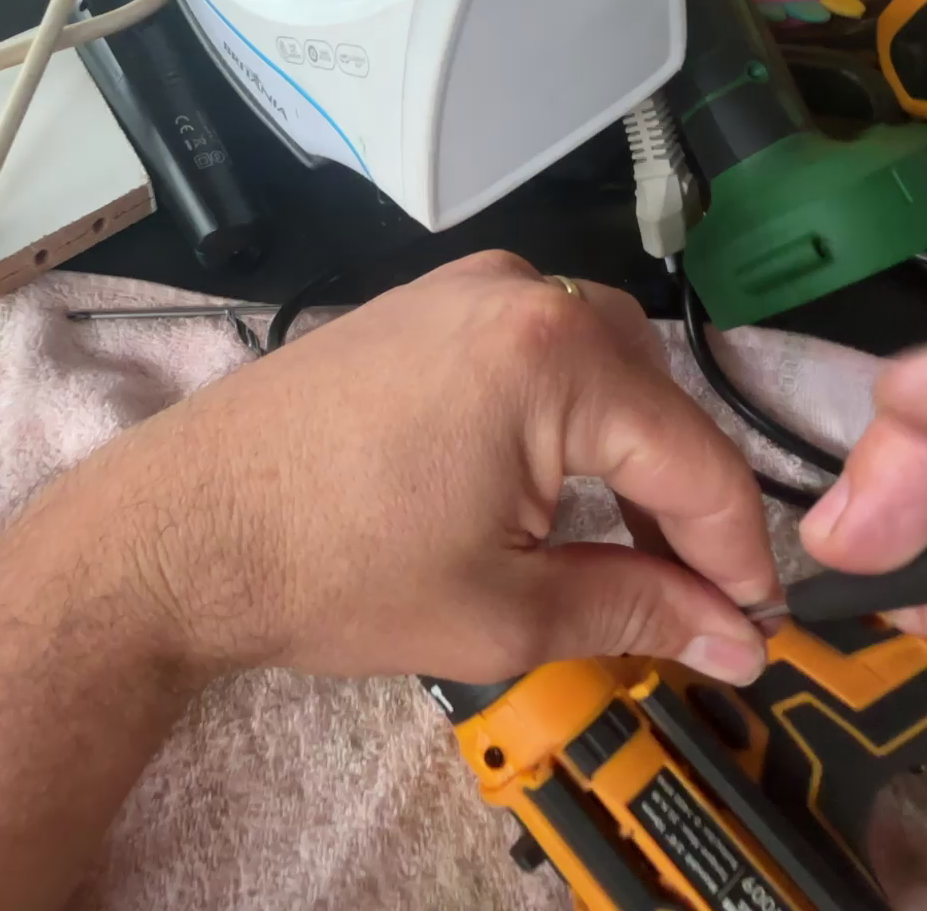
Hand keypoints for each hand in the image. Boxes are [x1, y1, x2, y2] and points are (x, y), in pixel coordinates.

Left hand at [59, 251, 775, 687]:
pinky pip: (524, 350)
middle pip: (648, 393)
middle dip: (674, 491)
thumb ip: (635, 612)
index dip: (736, 548)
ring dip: (615, 448)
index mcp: (552, 354)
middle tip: (677, 580)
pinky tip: (535, 474)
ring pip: (591, 363)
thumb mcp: (499, 612)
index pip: (692, 456)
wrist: (176, 528)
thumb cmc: (331, 572)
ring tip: (607, 534)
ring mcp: (457, 288)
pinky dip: (553, 414)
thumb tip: (736, 637)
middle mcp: (515, 291)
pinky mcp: (414, 306)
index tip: (750, 619)